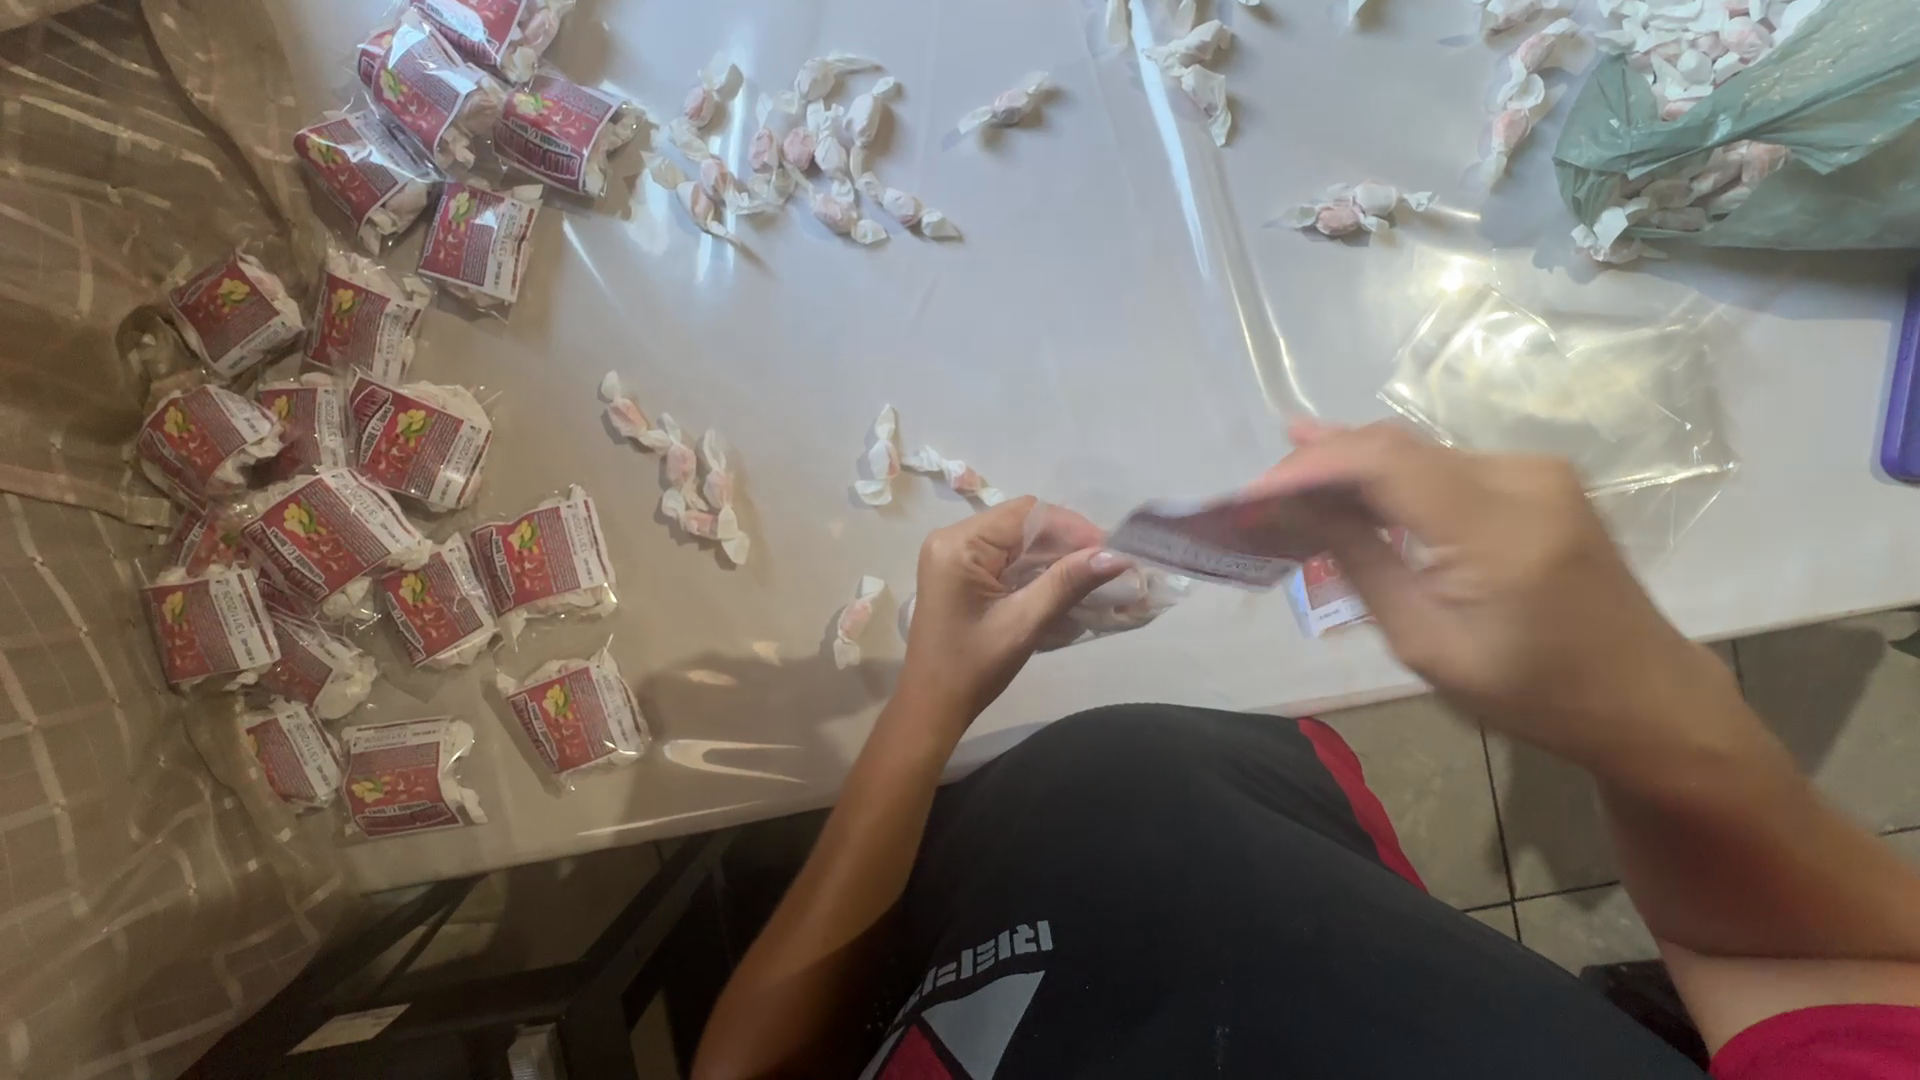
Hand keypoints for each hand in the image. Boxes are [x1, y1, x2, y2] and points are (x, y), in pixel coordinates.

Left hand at [897, 496, 1129, 732]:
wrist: (932, 705)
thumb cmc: (973, 667)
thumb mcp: (1024, 623)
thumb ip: (1067, 583)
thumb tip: (1116, 555)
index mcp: (959, 545)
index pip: (1027, 515)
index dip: (1073, 527)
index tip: (1111, 551)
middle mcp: (951, 538)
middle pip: (1021, 522)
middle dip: (1066, 539)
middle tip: (1105, 563)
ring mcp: (952, 554)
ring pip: (1015, 537)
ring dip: (1052, 553)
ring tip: (1090, 574)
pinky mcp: (958, 570)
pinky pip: (1003, 554)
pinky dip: (1033, 565)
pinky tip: (1060, 581)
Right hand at [1248, 422, 1733, 765]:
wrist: (1646, 699)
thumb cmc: (1530, 693)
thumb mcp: (1425, 641)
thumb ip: (1359, 561)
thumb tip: (1293, 508)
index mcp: (1499, 530)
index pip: (1382, 463)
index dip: (1307, 467)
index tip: (1250, 496)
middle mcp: (1522, 479)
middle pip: (1392, 447)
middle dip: (1316, 464)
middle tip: (1257, 497)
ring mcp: (1535, 472)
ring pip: (1411, 450)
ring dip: (1345, 467)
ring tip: (1283, 488)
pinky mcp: (1536, 479)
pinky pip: (1438, 464)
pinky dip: (1383, 476)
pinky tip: (1342, 483)